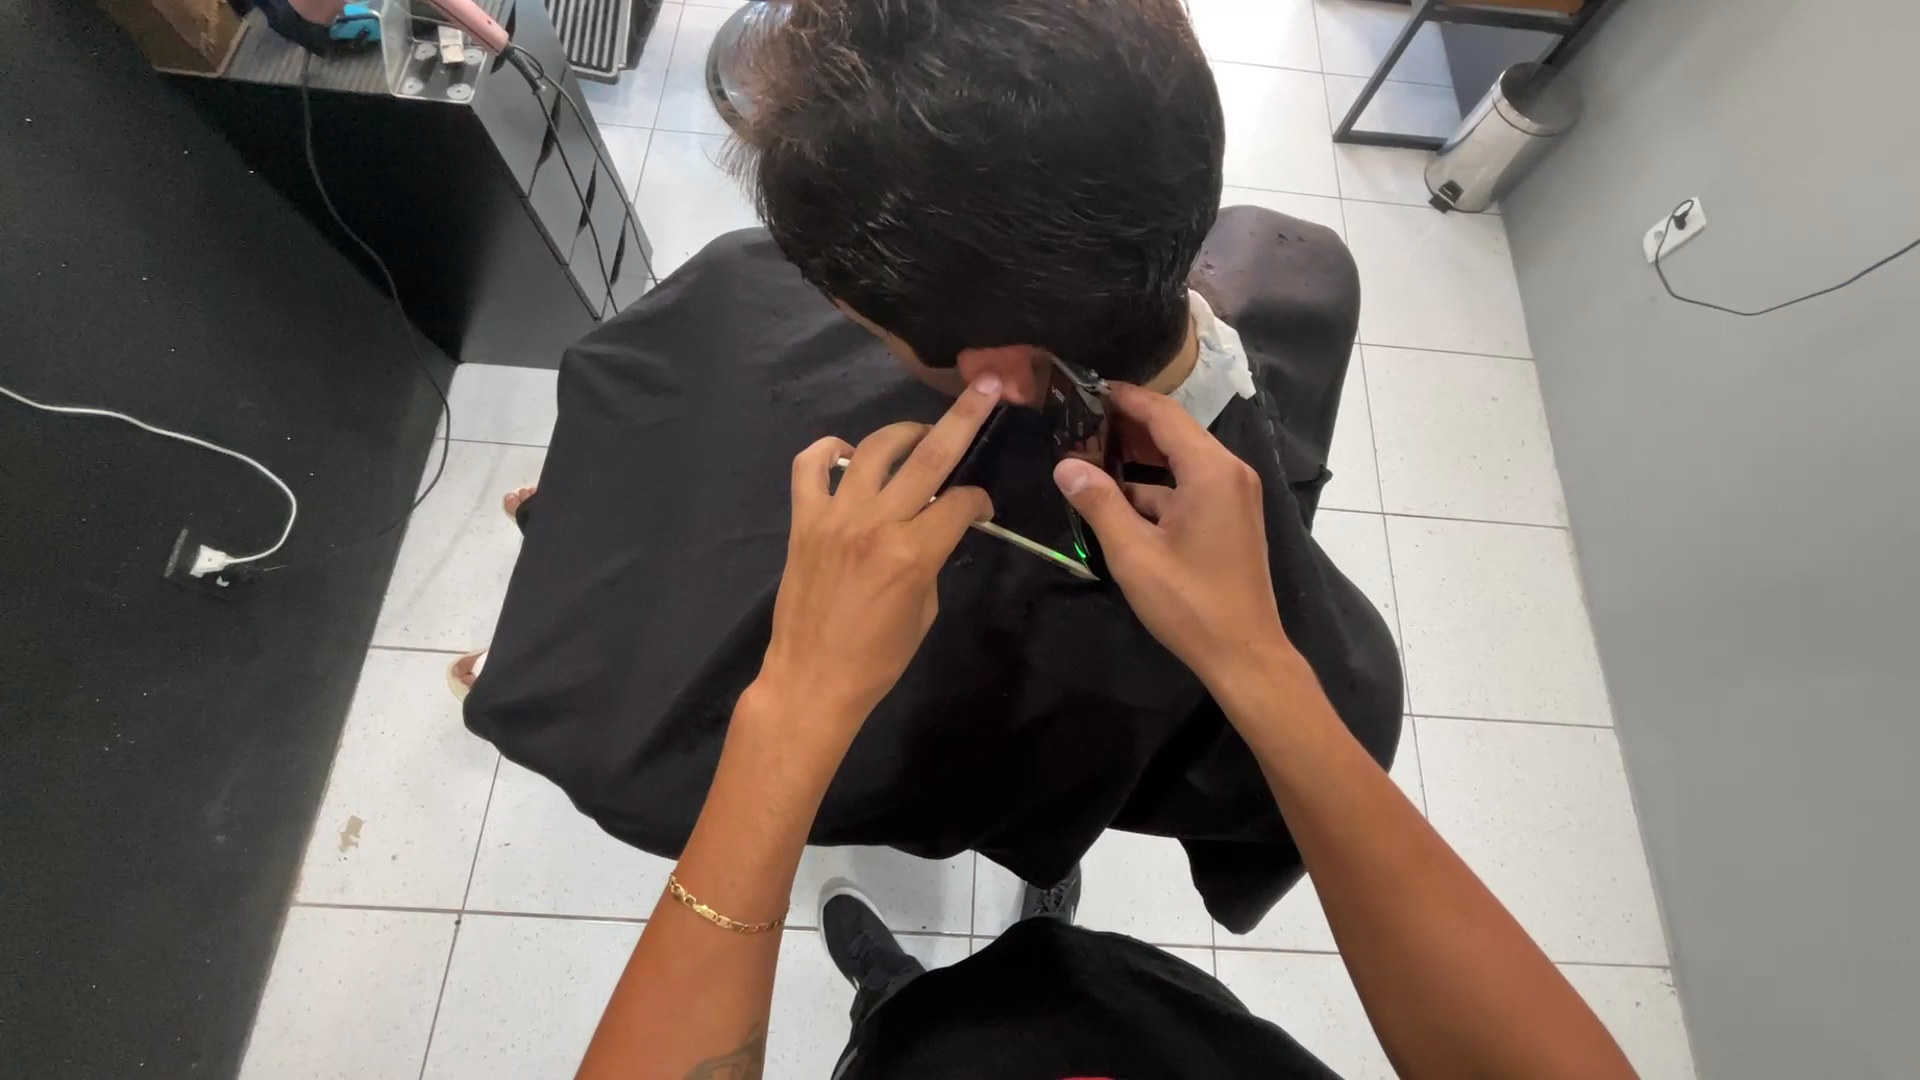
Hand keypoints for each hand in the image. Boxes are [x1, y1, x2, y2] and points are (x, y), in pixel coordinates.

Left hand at [754, 376, 1001, 740]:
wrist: (812, 680)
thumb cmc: (878, 659)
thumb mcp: (925, 610)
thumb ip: (934, 558)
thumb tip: (938, 527)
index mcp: (915, 551)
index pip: (962, 501)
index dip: (980, 500)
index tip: (983, 507)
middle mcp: (877, 522)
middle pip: (931, 455)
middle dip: (965, 417)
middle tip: (986, 389)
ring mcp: (835, 516)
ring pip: (876, 449)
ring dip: (904, 432)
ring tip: (919, 434)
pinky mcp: (804, 520)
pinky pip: (810, 466)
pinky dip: (830, 450)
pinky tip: (848, 453)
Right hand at [1054, 383, 1293, 687]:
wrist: (1244, 653)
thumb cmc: (1189, 603)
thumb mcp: (1133, 553)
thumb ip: (1099, 503)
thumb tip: (1065, 464)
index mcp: (1210, 471)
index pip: (1163, 414)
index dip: (1125, 398)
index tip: (1087, 388)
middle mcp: (1229, 472)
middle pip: (1174, 432)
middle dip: (1127, 425)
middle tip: (1080, 420)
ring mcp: (1233, 495)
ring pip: (1178, 462)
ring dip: (1138, 459)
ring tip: (1089, 454)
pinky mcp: (1230, 517)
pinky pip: (1188, 486)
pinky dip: (1154, 487)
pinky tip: (1118, 497)